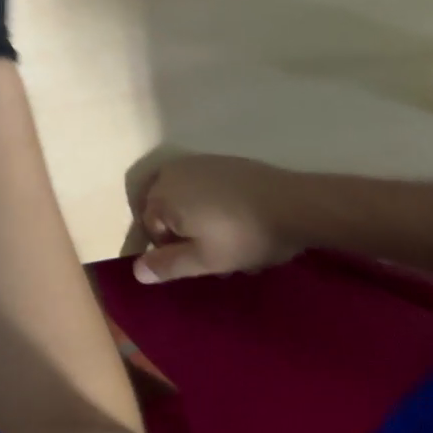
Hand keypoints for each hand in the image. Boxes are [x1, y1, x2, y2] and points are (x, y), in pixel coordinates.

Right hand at [131, 155, 302, 283]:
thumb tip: (136, 272)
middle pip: (165, 210)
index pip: (151, 228)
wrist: (296, 203)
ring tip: (231, 236)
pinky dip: (212, 200)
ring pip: (183, 197)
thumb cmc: (246, 235)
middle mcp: (167, 175)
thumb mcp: (208, 260)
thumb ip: (169, 265)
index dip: (174, 250)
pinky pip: (202, 185)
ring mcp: (192, 164)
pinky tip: (238, 214)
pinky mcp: (217, 161)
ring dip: (198, 216)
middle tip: (219, 254)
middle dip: (185, 232)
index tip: (204, 263)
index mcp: (160, 198)